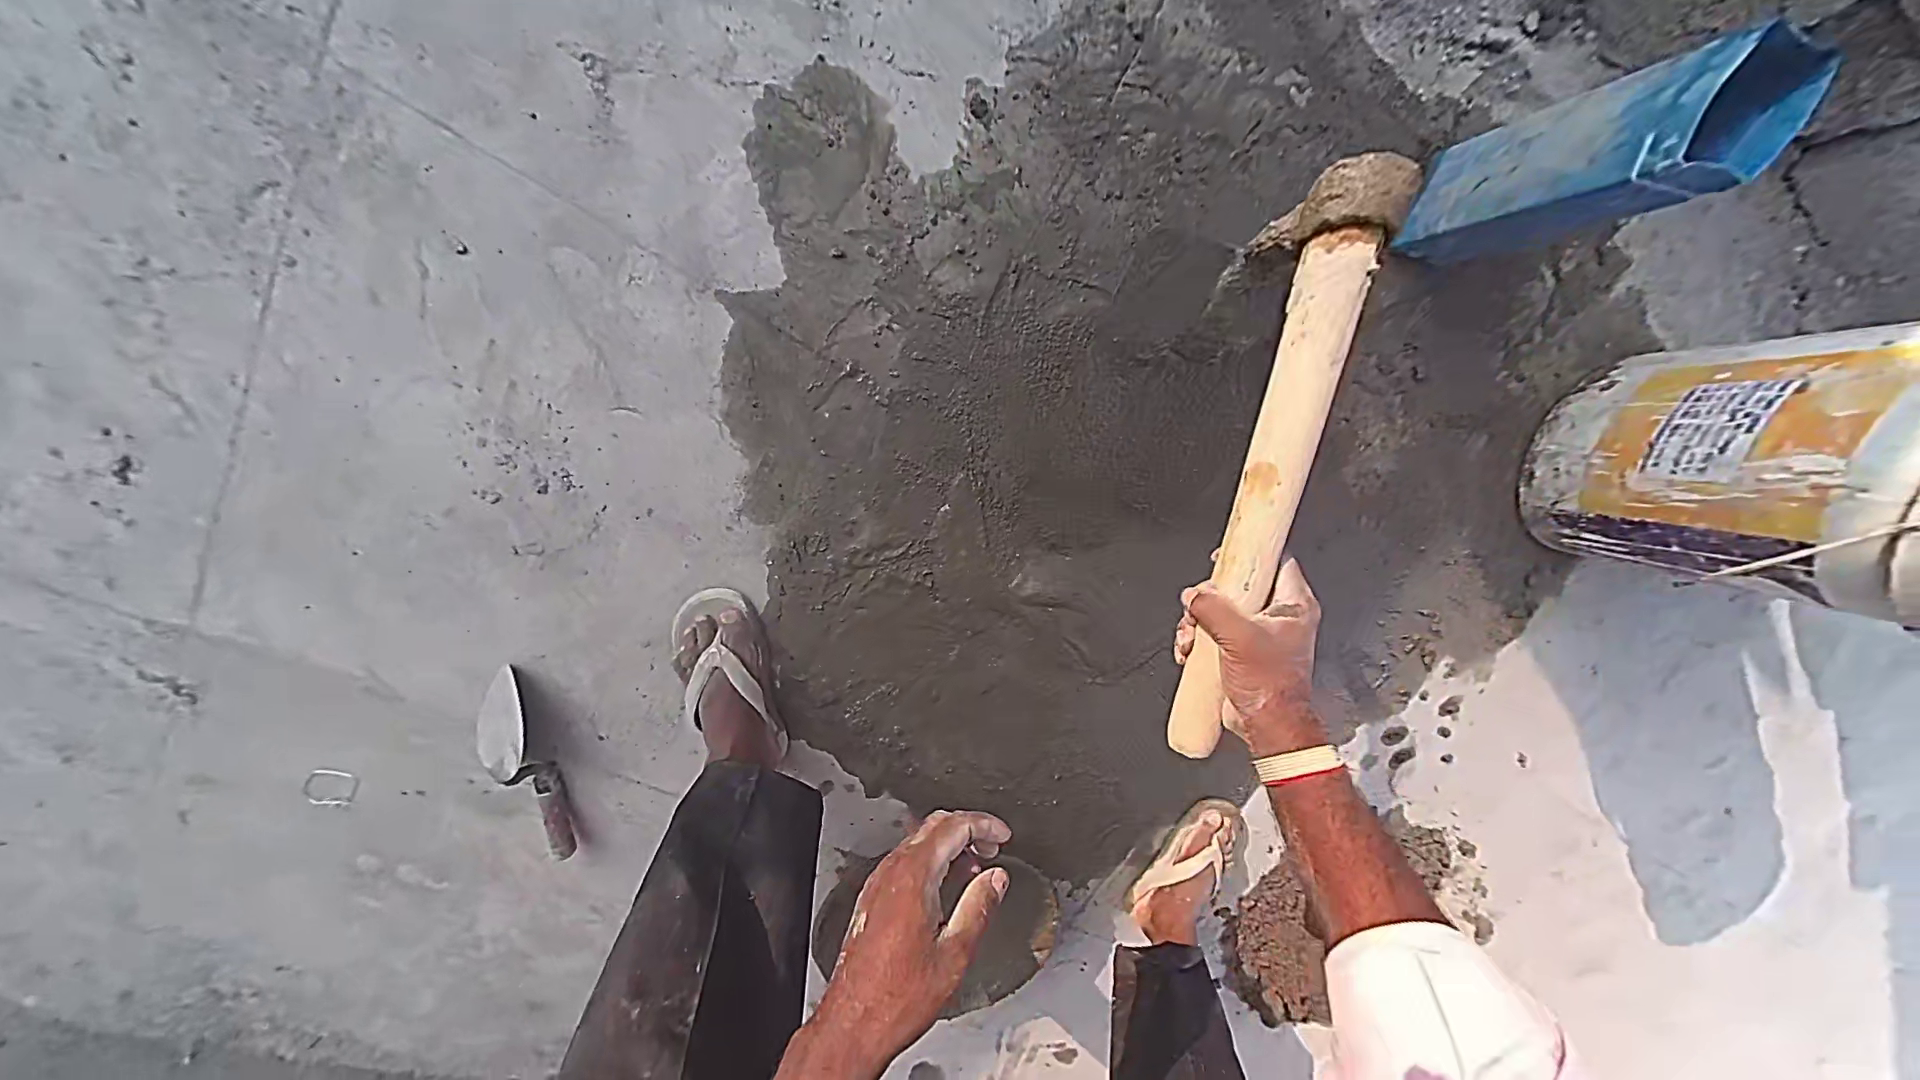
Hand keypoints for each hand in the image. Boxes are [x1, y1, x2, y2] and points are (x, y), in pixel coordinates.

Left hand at [778, 811, 1010, 1079]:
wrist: (852, 1023)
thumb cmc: (896, 997)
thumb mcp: (954, 955)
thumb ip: (979, 907)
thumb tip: (996, 878)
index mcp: (914, 876)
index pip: (955, 826)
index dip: (984, 824)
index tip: (1003, 835)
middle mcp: (892, 870)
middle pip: (936, 824)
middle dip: (969, 827)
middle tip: (993, 846)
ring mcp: (879, 880)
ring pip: (920, 839)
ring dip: (951, 842)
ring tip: (975, 865)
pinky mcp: (873, 895)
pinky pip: (906, 858)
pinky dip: (932, 858)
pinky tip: (946, 883)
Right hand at [1174, 557, 1327, 754]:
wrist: (1267, 726)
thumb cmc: (1271, 686)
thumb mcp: (1238, 637)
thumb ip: (1212, 608)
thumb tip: (1193, 595)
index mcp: (1293, 605)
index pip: (1276, 561)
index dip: (1250, 553)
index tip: (1226, 554)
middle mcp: (1279, 617)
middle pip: (1239, 586)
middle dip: (1209, 597)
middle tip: (1197, 607)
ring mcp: (1259, 634)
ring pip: (1220, 610)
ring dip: (1197, 621)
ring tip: (1189, 638)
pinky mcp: (1242, 651)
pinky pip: (1212, 632)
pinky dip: (1196, 639)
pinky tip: (1189, 651)